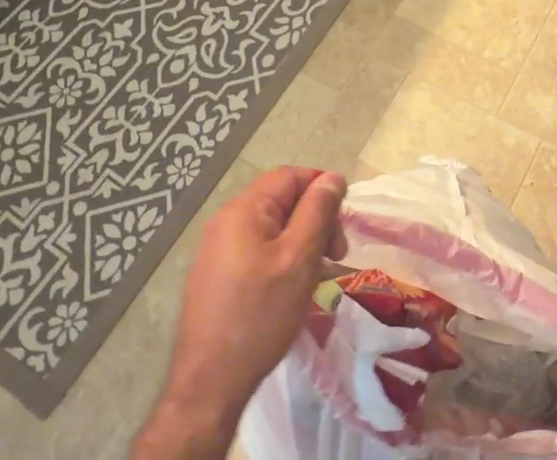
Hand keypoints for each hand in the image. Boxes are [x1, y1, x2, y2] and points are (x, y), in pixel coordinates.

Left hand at [134, 167, 347, 459]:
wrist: (211, 380)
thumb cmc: (261, 314)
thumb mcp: (299, 258)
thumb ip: (318, 212)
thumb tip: (332, 177)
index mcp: (243, 211)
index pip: (289, 176)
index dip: (322, 188)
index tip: (345, 222)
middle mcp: (226, 222)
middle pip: (282, 201)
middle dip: (316, 219)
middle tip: (337, 254)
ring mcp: (218, 251)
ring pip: (273, 229)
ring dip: (303, 242)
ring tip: (319, 274)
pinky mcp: (218, 276)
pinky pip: (258, 251)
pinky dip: (283, 259)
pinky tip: (294, 288)